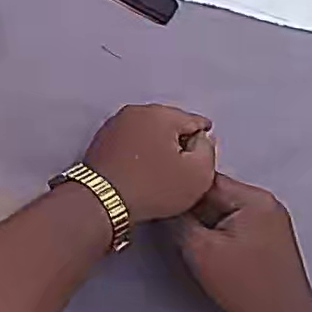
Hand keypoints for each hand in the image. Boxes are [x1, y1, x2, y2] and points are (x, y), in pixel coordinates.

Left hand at [80, 104, 215, 221]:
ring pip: (149, 131)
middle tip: (184, 166)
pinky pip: (131, 141)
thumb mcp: (197, 174)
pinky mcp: (103, 138)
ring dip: (157, 146)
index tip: (204, 148)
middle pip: (169, 123)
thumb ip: (208, 150)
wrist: (104, 200)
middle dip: (179, 141)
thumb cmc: (149, 188)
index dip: (203, 139)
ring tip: (162, 172)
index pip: (193, 120)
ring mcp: (116, 123)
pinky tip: (143, 171)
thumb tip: (202, 140)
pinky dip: (139, 151)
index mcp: (160, 114)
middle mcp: (136, 112)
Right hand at [170, 173, 311, 311]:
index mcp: (253, 197)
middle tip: (172, 227)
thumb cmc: (246, 288)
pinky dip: (216, 233)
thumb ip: (176, 218)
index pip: (203, 179)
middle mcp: (265, 202)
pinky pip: (231, 223)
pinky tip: (209, 252)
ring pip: (220, 209)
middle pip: (212, 193)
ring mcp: (269, 220)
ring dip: (202, 223)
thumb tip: (162, 200)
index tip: (158, 203)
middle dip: (191, 209)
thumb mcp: (199, 249)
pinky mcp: (267, 238)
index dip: (178, 191)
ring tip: (192, 243)